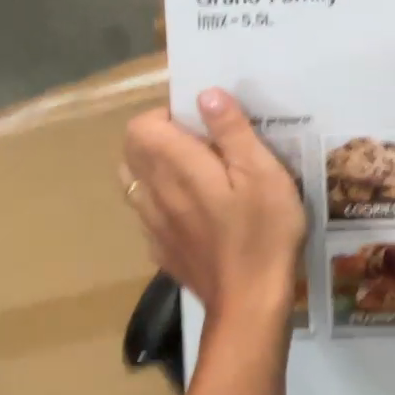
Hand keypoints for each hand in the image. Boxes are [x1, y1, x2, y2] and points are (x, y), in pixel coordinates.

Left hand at [122, 89, 306, 323]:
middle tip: (205, 141)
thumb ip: (232, 131)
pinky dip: (164, 199)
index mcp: (179, 169)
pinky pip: (148, 213)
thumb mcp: (262, 171)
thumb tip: (206, 94)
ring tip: (202, 171)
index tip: (203, 120)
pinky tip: (200, 208)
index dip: (167, 114)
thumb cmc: (264, 229)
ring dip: (158, 168)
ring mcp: (154, 226)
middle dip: (160, 136)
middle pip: (131, 152)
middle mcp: (155, 194)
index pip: (141, 127)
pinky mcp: (162, 249)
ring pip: (135, 183)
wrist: (249, 301)